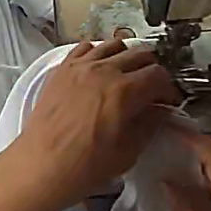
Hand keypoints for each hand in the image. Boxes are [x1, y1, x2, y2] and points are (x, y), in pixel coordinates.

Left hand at [5, 37, 180, 210]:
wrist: (41, 164)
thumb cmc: (85, 165)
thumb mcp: (128, 151)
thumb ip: (149, 124)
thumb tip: (159, 110)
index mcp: (125, 91)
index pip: (159, 75)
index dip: (169, 88)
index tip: (168, 100)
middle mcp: (104, 70)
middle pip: (139, 53)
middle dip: (152, 69)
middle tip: (152, 86)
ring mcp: (80, 66)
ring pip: (113, 45)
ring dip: (126, 56)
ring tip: (128, 73)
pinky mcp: (62, 69)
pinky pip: (85, 47)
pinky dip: (98, 52)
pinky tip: (99, 67)